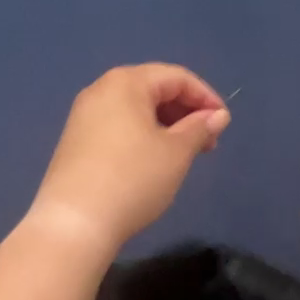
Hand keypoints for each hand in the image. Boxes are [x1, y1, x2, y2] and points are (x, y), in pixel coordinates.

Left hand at [29, 64, 230, 251]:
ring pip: (136, 110)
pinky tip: (154, 162)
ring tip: (185, 154)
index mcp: (126, 82)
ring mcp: (83, 116)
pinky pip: (119, 126)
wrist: (75, 222)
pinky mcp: (75, 141)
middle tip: (208, 142)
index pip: (176, 77)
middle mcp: (100, 90)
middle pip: (154, 89)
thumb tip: (218, 115)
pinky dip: (143, 136)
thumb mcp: (176, 153)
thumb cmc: (134, 179)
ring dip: (166, 125)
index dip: (206, 97)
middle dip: (186, 112)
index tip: (224, 124)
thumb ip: (200, 128)